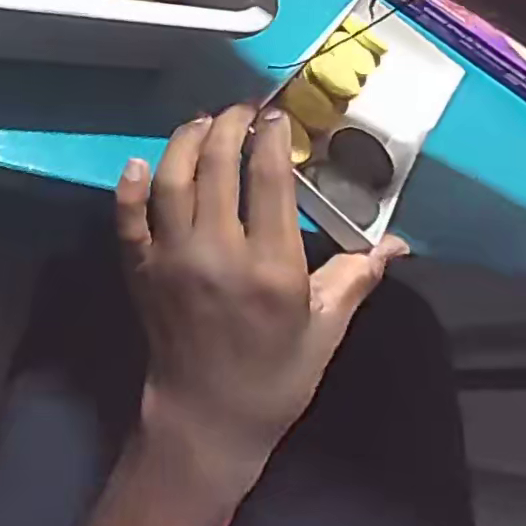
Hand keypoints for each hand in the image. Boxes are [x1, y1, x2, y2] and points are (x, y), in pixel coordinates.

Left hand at [116, 104, 408, 494]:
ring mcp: (170, 257)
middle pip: (217, 167)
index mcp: (270, 267)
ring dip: (185, 141)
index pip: (269, 180)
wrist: (206, 415)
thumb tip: (397, 242)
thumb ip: (355, 278)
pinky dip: (129, 187)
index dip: (272, 138)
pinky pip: (128, 218)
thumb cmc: (275, 375)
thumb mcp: (325, 331)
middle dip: (229, 126)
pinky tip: (138, 162)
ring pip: (171, 180)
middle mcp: (216, 252)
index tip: (276, 116)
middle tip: (241, 110)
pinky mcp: (139, 266)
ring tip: (202, 122)